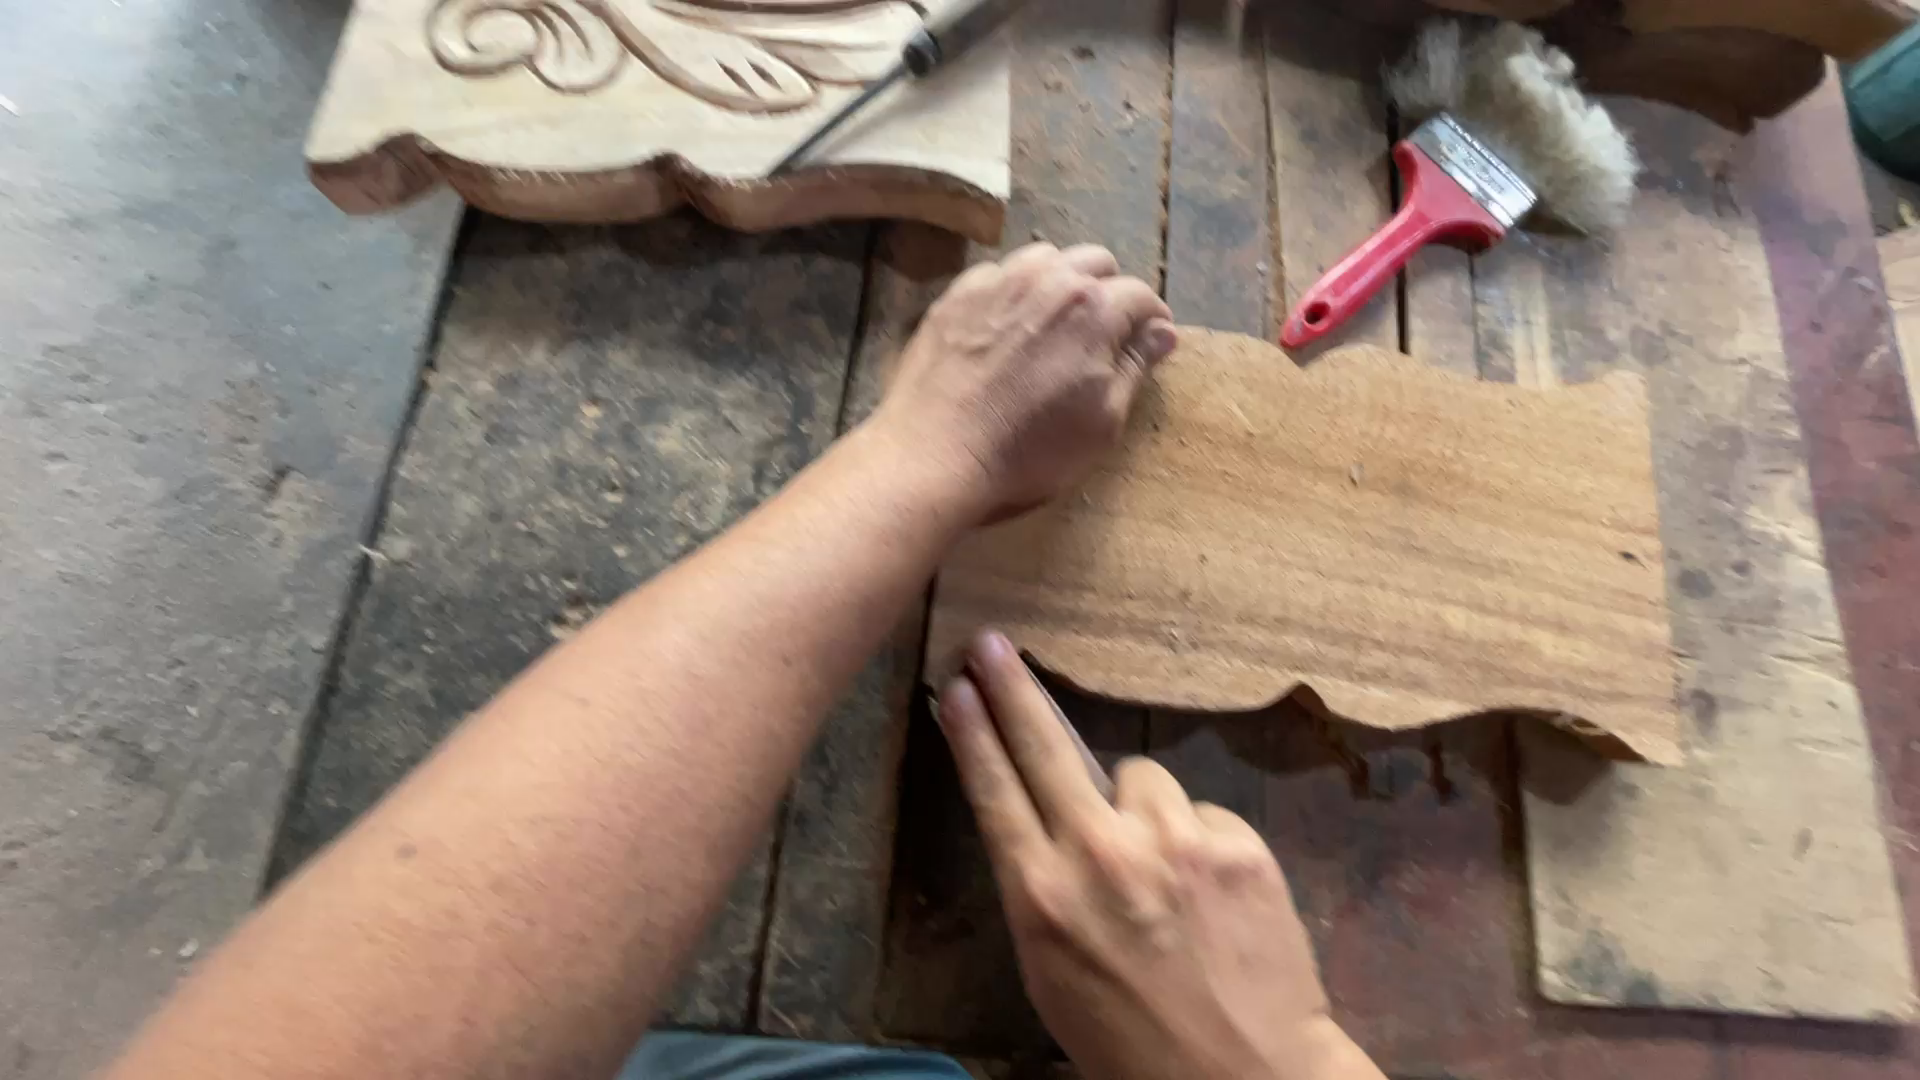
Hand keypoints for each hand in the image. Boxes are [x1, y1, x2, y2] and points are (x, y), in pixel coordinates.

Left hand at [871, 242, 1176, 522]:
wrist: (935, 454)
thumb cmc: (1028, 451)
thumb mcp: (1101, 422)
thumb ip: (1135, 368)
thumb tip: (1163, 332)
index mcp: (1093, 308)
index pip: (1141, 296)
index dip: (1151, 320)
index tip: (1150, 340)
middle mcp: (1047, 279)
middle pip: (1094, 263)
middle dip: (1109, 292)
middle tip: (1103, 332)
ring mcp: (995, 281)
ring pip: (1044, 260)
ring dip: (1060, 283)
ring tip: (1053, 323)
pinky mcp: (955, 295)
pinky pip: (996, 277)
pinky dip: (1013, 294)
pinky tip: (1005, 329)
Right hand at [935, 630, 1386, 1079]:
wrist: (1251, 1079)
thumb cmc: (1129, 1036)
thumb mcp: (1050, 969)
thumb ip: (1039, 882)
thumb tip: (1041, 814)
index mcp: (1042, 895)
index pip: (993, 791)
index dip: (971, 733)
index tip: (955, 685)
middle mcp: (1098, 854)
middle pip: (1043, 747)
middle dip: (1011, 689)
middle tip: (991, 644)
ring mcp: (1171, 842)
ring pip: (1138, 776)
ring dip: (1140, 807)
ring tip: (1161, 868)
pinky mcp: (1234, 841)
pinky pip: (1198, 810)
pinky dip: (1196, 838)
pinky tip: (1209, 889)